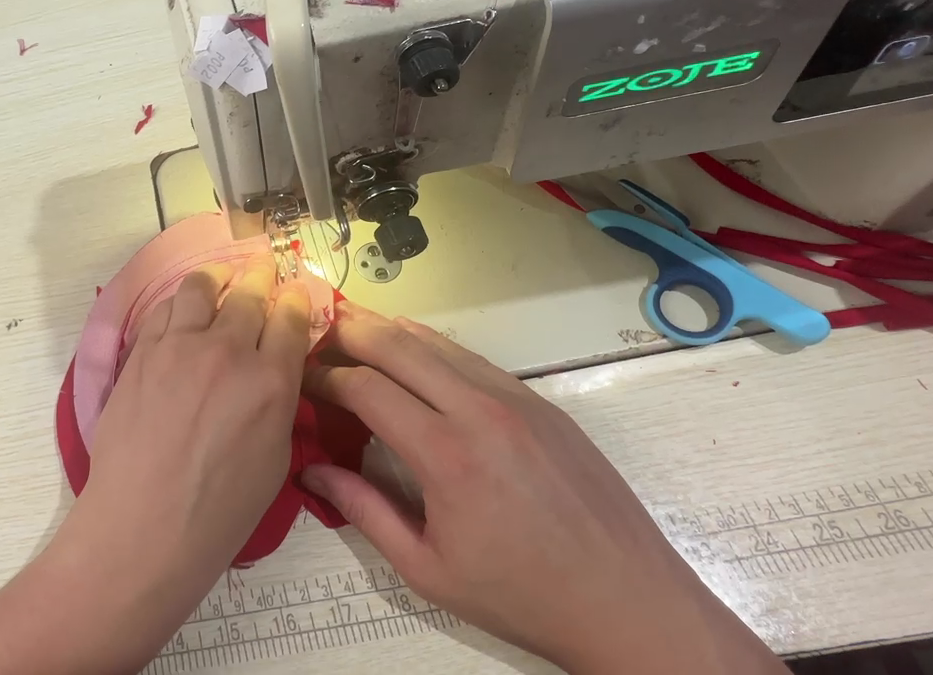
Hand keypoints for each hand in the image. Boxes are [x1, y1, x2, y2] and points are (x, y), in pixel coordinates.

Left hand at [0, 257, 310, 674]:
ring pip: (200, 288)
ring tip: (219, 277)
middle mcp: (228, 351)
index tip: (294, 291)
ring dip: (216, 278)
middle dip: (260, 279)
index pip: (290, 319)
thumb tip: (274, 369)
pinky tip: (182, 305)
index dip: (295, 300)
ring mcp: (179, 346)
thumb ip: (278, 402)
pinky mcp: (141, 351)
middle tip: (263, 272)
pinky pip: (163, 309)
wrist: (144, 522)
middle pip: (248, 295)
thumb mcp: (275, 459)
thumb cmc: (220, 509)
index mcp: (271, 381)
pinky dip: (178, 301)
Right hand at [302, 304, 786, 674]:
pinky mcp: (540, 401)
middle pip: (396, 343)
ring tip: (352, 329)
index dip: (324, 375)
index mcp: (445, 455)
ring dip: (388, 328)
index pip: (365, 386)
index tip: (301, 377)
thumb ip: (363, 511)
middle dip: (348, 330)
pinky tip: (413, 356)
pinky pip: (471, 357)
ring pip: (435, 340)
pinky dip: (430, 346)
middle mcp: (478, 410)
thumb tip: (311, 469)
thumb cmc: (521, 595)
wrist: (631, 604)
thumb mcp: (428, 570)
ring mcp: (515, 398)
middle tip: (316, 332)